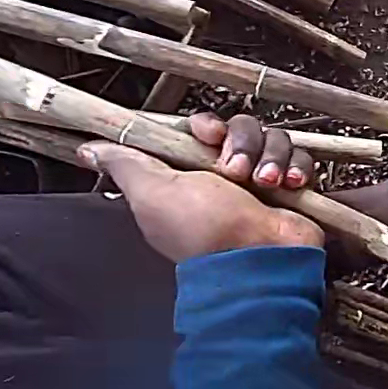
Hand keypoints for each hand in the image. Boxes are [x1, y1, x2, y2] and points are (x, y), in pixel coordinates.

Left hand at [77, 113, 321, 263]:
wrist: (258, 263)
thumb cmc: (203, 231)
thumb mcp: (154, 195)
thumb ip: (125, 165)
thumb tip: (89, 149)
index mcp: (194, 170)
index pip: (205, 126)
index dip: (209, 125)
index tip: (210, 136)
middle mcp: (229, 172)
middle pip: (242, 126)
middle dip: (243, 143)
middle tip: (238, 172)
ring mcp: (262, 178)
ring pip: (273, 138)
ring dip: (271, 156)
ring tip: (267, 183)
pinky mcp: (291, 185)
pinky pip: (299, 156)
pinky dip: (296, 166)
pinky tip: (289, 184)